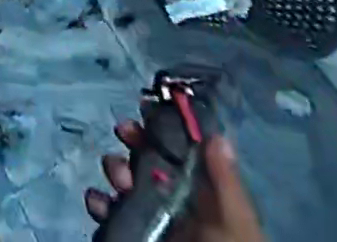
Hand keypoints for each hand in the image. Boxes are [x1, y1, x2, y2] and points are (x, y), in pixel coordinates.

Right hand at [86, 123, 264, 241]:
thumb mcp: (238, 226)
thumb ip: (226, 183)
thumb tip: (217, 134)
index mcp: (205, 196)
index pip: (180, 150)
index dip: (162, 126)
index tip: (145, 108)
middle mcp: (175, 202)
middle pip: (148, 159)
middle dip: (133, 142)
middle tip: (125, 133)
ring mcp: (152, 221)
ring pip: (124, 182)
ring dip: (116, 170)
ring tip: (118, 180)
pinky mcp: (131, 236)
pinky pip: (109, 214)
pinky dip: (99, 203)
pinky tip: (98, 202)